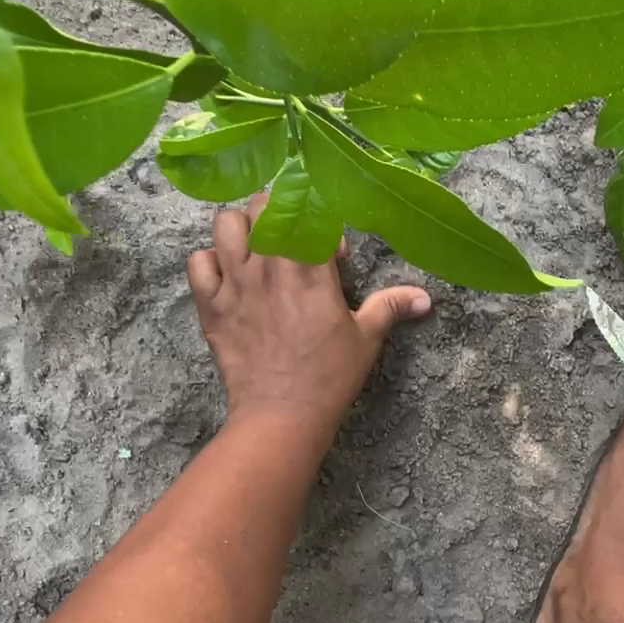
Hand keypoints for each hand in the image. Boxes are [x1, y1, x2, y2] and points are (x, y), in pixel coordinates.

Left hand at [187, 196, 430, 427]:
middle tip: (290, 236)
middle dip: (280, 212)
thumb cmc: (328, 377)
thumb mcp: (366, 339)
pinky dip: (209, 260)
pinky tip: (226, 274)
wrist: (281, 415)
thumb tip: (425, 297)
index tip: (331, 253)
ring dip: (240, 227)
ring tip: (254, 247)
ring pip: (226, 223)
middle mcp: (270, 267)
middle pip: (265, 207)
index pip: (310, 215)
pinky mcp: (211, 305)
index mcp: (310, 270)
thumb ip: (390, 307)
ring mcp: (235, 284)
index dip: (322, 226)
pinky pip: (198, 262)